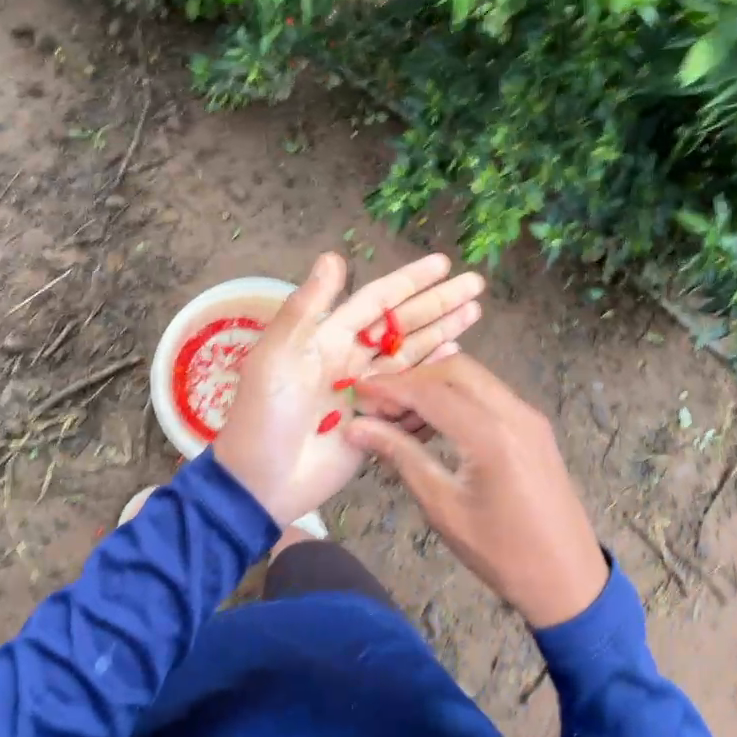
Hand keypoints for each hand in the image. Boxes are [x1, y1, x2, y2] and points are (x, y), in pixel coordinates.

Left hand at [214, 252, 483, 527]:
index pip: (377, 300)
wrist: (261, 480)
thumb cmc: (264, 412)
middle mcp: (352, 359)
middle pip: (403, 324)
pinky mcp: (378, 423)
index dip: (410, 282)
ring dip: (442, 332)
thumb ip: (307, 307)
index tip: (443, 264)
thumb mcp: (277, 354)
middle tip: (475, 284)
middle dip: (438, 303)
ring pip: (413, 355)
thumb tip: (333, 257)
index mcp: (328, 338)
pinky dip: (434, 375)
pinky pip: (412, 394)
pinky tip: (457, 357)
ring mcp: (367, 392)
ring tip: (475, 312)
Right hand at [344, 354, 607, 627]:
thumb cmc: (501, 553)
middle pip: (453, 369)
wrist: (569, 579)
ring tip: (398, 418)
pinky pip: (488, 394)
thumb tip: (356, 428)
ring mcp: (528, 416)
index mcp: (491, 435)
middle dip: (411, 379)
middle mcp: (513, 413)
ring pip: (472, 378)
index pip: (429, 392)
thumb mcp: (443, 507)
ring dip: (433, 386)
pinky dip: (456, 398)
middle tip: (377, 404)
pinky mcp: (533, 426)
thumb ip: (401, 457)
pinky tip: (432, 426)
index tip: (355, 391)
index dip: (388, 387)